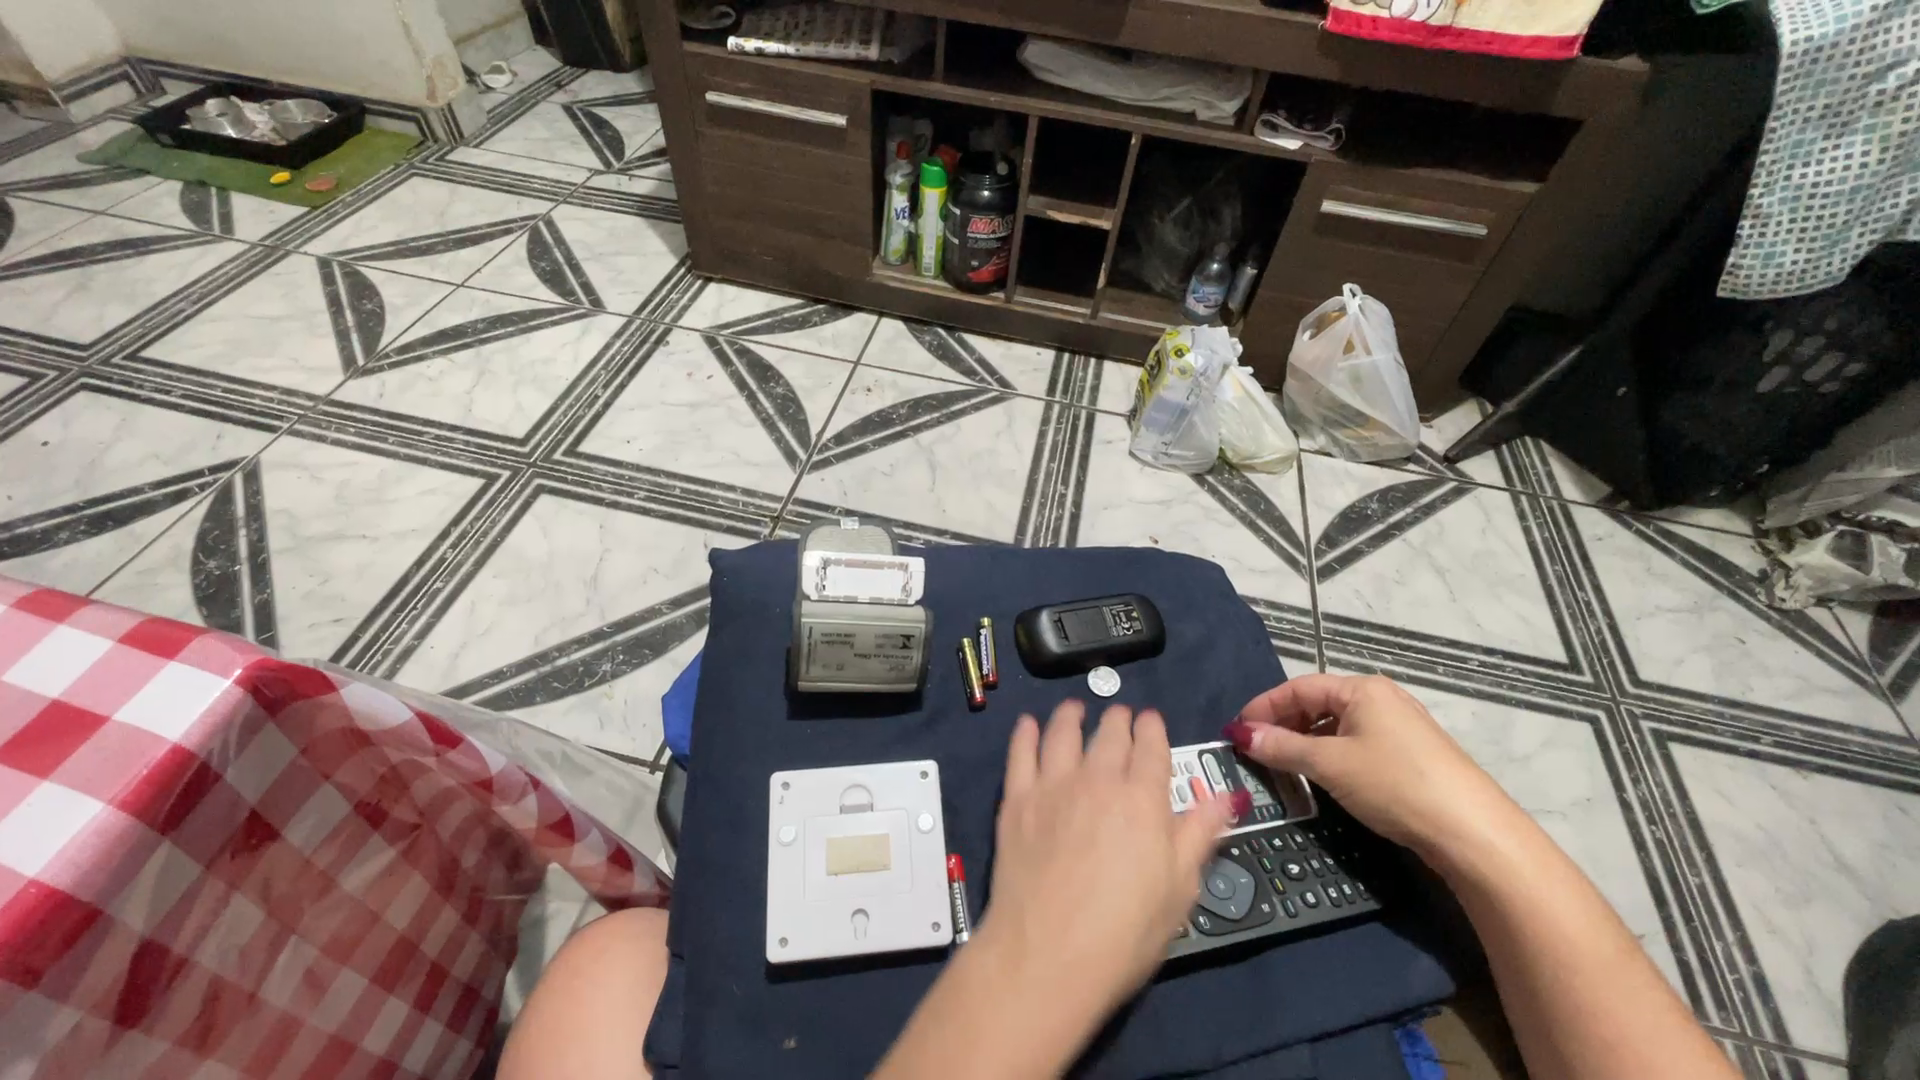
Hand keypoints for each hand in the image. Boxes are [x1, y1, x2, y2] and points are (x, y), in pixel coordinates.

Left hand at [979, 700, 1239, 1019]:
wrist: (1049, 953)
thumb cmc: (1126, 932)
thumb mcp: (1180, 889)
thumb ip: (1199, 835)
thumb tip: (1225, 797)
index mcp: (1144, 800)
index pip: (1152, 748)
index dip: (1153, 729)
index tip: (1151, 719)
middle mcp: (1099, 780)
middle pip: (1110, 736)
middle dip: (1119, 720)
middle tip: (1120, 715)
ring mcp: (1053, 786)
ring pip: (1064, 734)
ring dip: (1072, 716)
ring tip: (1075, 708)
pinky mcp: (1016, 801)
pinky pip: (1021, 754)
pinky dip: (1026, 734)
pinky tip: (1028, 724)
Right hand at [1222, 674, 1524, 865]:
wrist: (1471, 832)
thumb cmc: (1394, 784)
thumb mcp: (1329, 764)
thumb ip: (1281, 747)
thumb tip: (1240, 734)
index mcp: (1362, 689)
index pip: (1298, 687)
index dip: (1264, 707)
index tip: (1236, 732)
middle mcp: (1380, 698)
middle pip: (1317, 703)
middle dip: (1283, 724)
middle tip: (1255, 750)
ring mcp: (1398, 726)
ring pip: (1336, 725)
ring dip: (1305, 741)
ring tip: (1282, 765)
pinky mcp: (1408, 754)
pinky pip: (1355, 743)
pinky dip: (1329, 754)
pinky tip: (1321, 776)